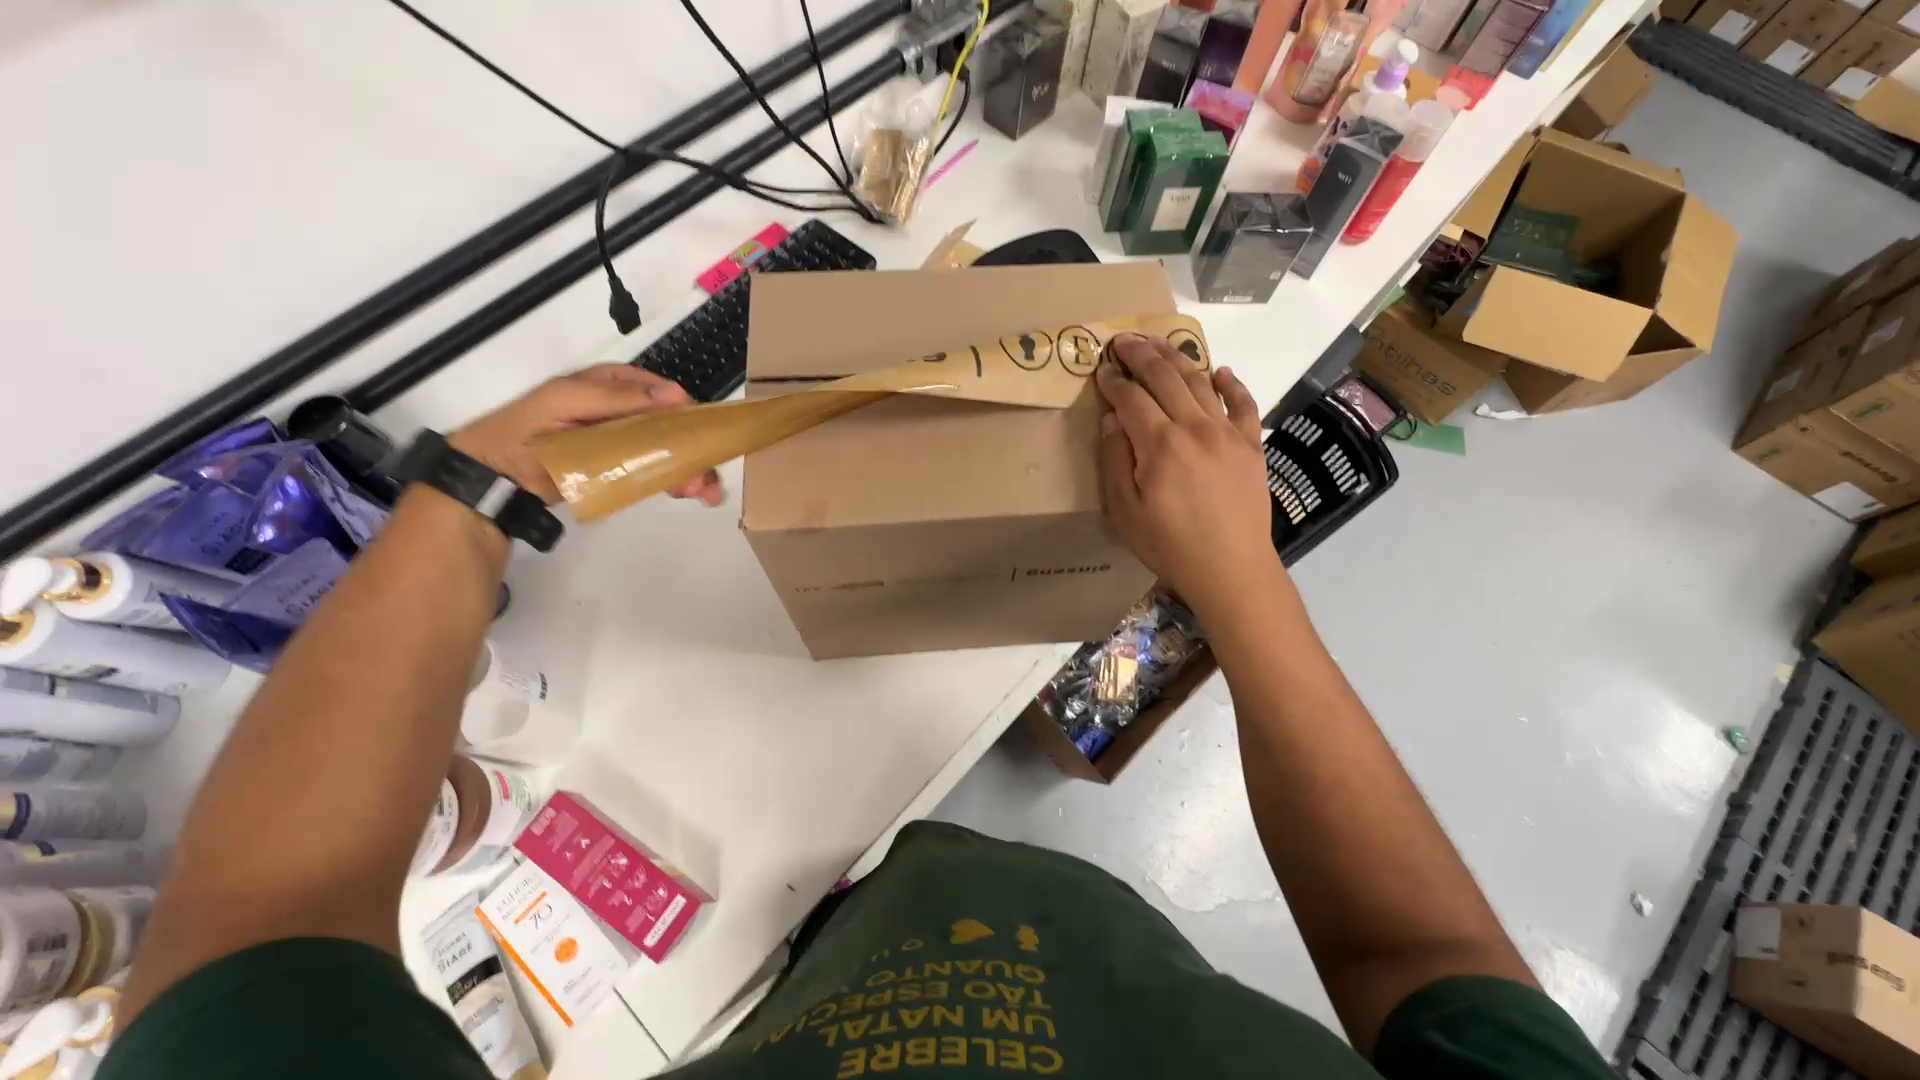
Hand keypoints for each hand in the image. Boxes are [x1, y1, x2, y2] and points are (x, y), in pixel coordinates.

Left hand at [449, 364, 723, 506]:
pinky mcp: (621, 471)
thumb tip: (675, 394)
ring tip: (706, 492)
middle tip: (710, 470)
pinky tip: (690, 493)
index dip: (685, 408)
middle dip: (696, 446)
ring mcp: (625, 443)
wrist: (497, 474)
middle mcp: (625, 412)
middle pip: (672, 425)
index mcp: (613, 386)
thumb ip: (619, 398)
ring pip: (669, 451)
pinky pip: (655, 473)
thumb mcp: (570, 401)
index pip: (661, 391)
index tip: (702, 427)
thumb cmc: (529, 428)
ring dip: (691, 469)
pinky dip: (675, 482)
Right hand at [1095, 334, 1280, 616]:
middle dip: (1141, 354)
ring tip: (1159, 342)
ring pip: (1201, 382)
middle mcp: (1195, 427)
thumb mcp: (1124, 510)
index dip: (1114, 381)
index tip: (1102, 370)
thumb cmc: (1169, 545)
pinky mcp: (1251, 445)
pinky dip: (1232, 384)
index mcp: (1160, 443)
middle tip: (1124, 340)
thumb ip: (1115, 460)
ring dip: (1178, 357)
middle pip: (1166, 377)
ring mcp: (1228, 433)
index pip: (1131, 397)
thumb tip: (1112, 418)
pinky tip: (1221, 372)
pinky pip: (1244, 404)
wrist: (1231, 568)